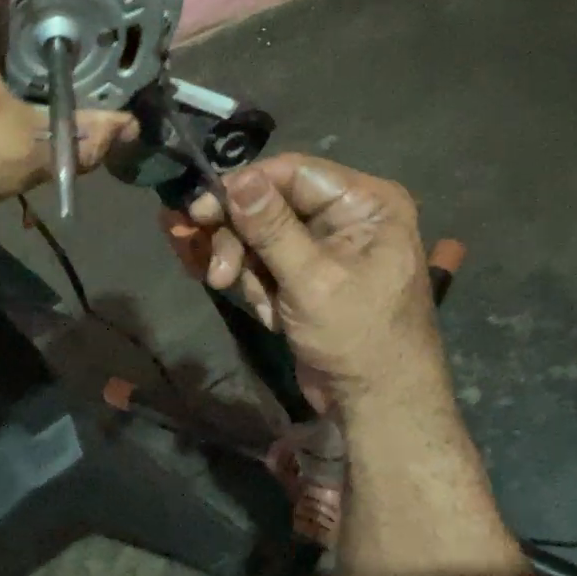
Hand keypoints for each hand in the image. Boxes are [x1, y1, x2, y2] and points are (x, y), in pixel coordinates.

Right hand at [189, 155, 447, 410]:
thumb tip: (237, 178)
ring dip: (246, 270)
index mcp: (364, 202)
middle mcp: (345, 216)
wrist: (377, 402)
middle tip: (216, 273)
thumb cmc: (357, 337)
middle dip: (239, 240)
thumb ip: (272, 228)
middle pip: (268, 204)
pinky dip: (257, 288)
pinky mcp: (305, 276)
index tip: (199, 212)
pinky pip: (264, 265)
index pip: (290, 173)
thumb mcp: (312, 280)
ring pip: (259, 237)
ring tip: (257, 305)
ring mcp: (324, 248)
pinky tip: (271, 316)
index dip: (242, 188)